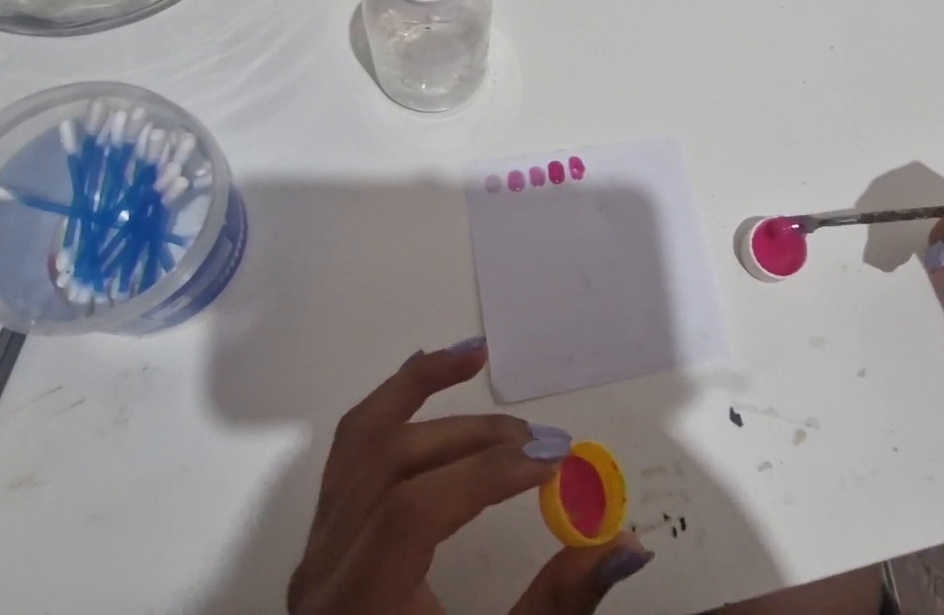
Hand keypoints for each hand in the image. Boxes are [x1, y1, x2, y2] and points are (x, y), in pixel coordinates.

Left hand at [288, 338, 652, 614]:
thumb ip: (558, 607)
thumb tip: (626, 544)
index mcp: (359, 605)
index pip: (413, 512)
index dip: (487, 474)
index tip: (556, 461)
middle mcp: (322, 566)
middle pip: (390, 464)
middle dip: (473, 438)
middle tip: (544, 440)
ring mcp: (317, 544)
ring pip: (360, 438)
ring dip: (419, 389)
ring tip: (476, 354)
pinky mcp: (326, 532)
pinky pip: (351, 449)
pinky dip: (392, 403)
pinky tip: (428, 372)